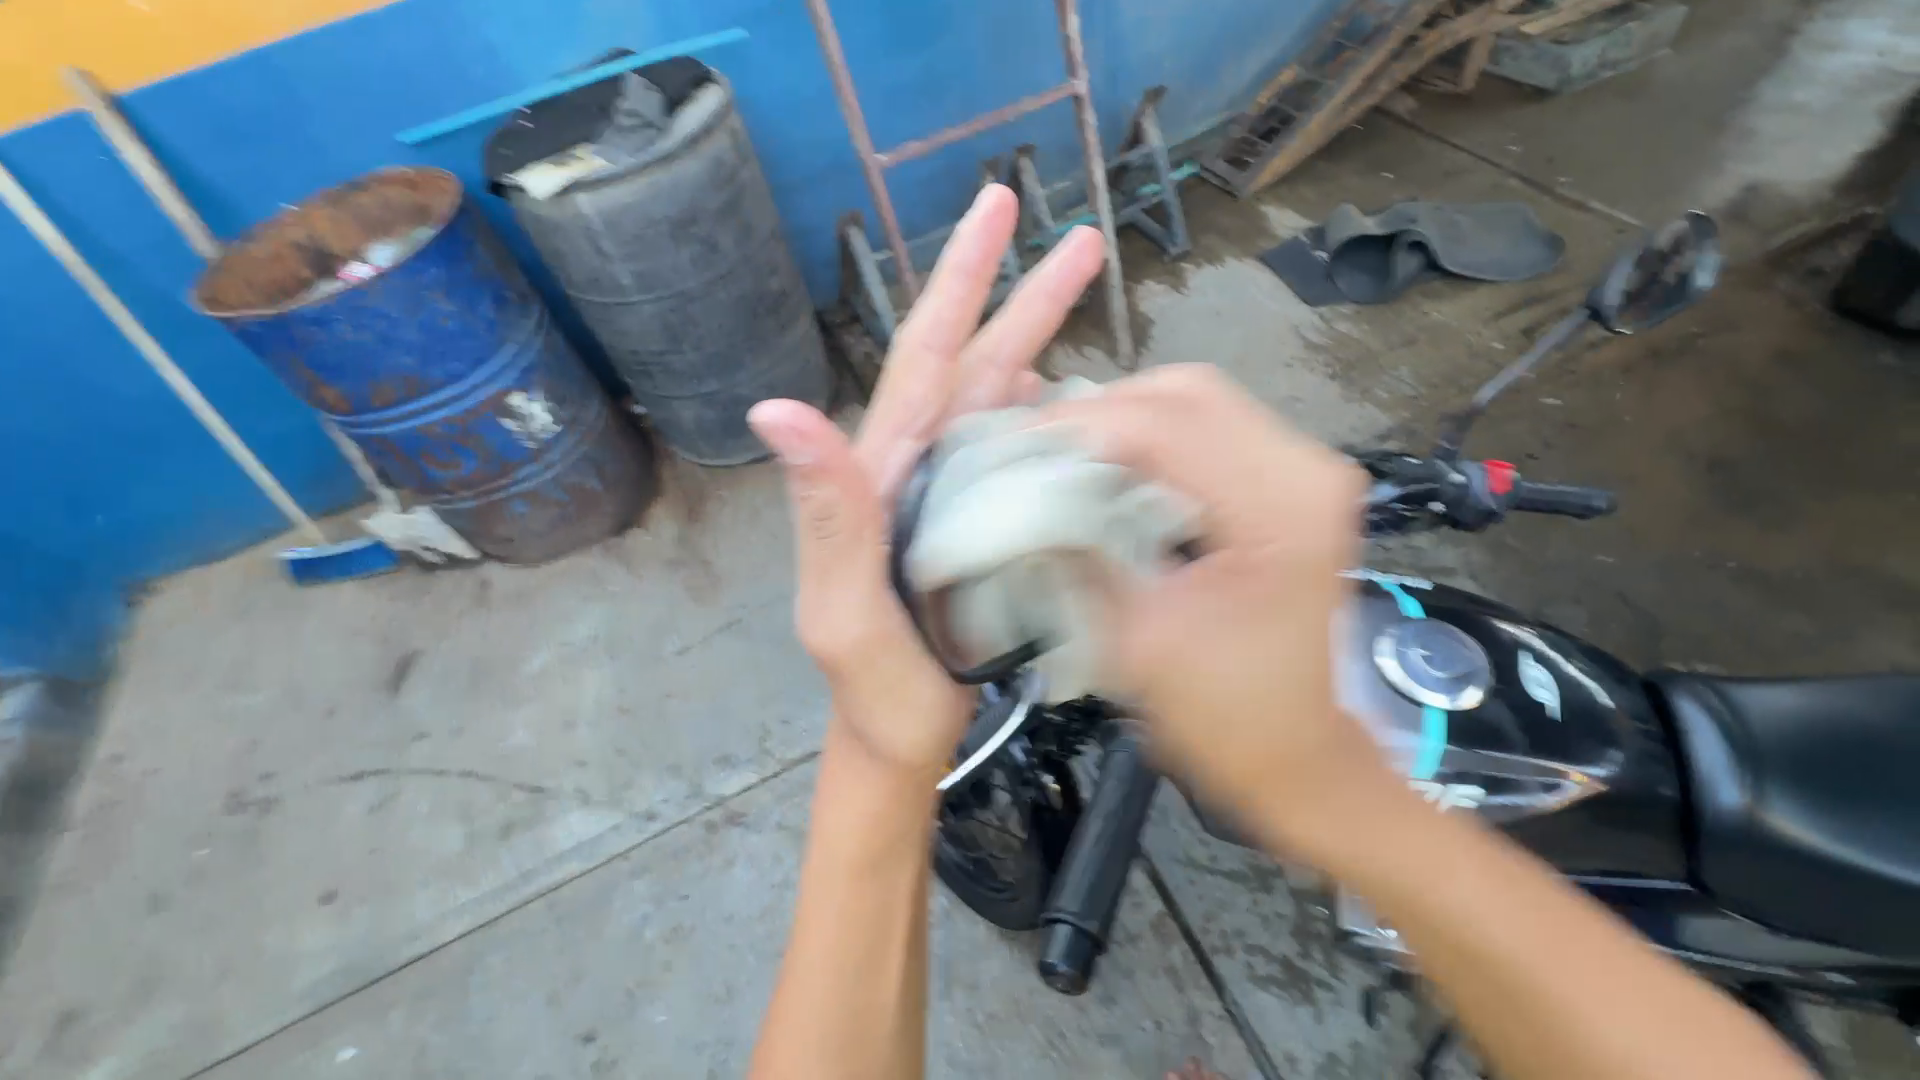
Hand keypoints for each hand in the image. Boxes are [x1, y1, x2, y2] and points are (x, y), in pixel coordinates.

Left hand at [749, 185, 1105, 778]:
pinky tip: (1083, 401)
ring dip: (1046, 346)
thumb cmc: (873, 687)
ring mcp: (954, 496)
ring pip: (1004, 403)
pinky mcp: (984, 527)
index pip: (924, 359)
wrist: (900, 737)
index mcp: (885, 472)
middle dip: (1025, 298)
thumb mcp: (843, 607)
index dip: (961, 282)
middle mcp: (921, 469)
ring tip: (1093, 303)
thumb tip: (777, 406)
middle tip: (1083, 243)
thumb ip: (825, 514)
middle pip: (975, 365)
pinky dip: (1054, 418)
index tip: (1000, 209)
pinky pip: (1021, 456)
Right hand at [1046, 365, 1394, 855]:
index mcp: (1279, 507)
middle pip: (1185, 393)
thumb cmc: (1225, 719)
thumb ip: (1078, 554)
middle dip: (1098, 413)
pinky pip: (1210, 431)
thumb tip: (1019, 495)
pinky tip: (1106, 469)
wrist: (1301, 760)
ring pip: (1196, 402)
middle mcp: (1306, 469)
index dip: (1074, 428)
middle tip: (1033, 448)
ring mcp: (1306, 471)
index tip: (1007, 445)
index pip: (1162, 425)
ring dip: (1122, 421)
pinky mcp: (1291, 485)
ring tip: (1061, 456)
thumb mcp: (1135, 641)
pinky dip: (1150, 440)